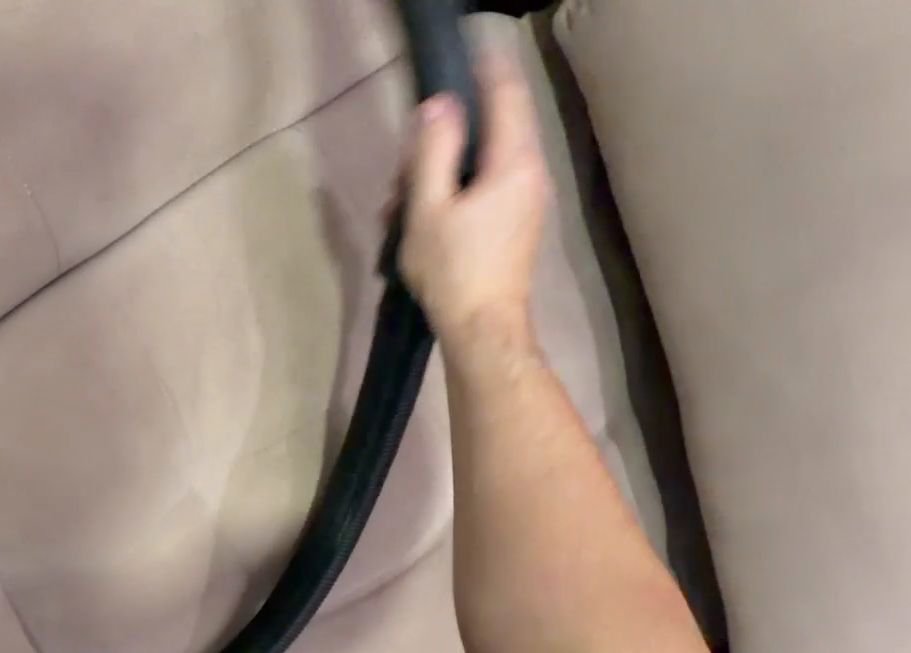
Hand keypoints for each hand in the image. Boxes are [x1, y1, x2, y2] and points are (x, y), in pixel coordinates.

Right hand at [400, 48, 551, 347]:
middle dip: (442, 145)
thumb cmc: (452, 268)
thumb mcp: (429, 209)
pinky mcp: (512, 228)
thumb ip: (432, 154)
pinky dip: (450, 198)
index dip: (488, 72)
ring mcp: (523, 204)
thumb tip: (437, 107)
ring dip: (439, 178)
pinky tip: (419, 225)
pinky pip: (481, 195)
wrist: (481, 326)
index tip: (471, 53)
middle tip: (401, 172)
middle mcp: (527, 176)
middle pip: (488, 137)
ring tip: (398, 210)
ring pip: (480, 169)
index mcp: (512, 164)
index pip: (506, 99)